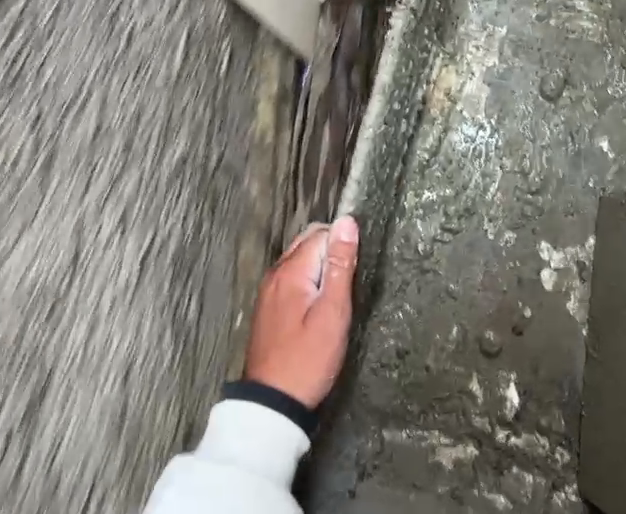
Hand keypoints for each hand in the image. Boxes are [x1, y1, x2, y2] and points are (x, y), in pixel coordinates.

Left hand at [243, 216, 359, 408]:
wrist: (272, 403)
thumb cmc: (309, 359)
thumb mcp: (333, 313)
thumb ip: (340, 266)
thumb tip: (347, 222)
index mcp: (291, 270)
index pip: (322, 233)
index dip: (344, 245)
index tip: (357, 271)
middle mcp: (276, 273)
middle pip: (309, 242)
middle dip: (332, 251)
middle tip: (350, 283)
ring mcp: (269, 290)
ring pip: (300, 259)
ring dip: (321, 266)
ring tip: (338, 295)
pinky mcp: (269, 306)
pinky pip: (292, 277)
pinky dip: (309, 280)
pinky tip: (320, 304)